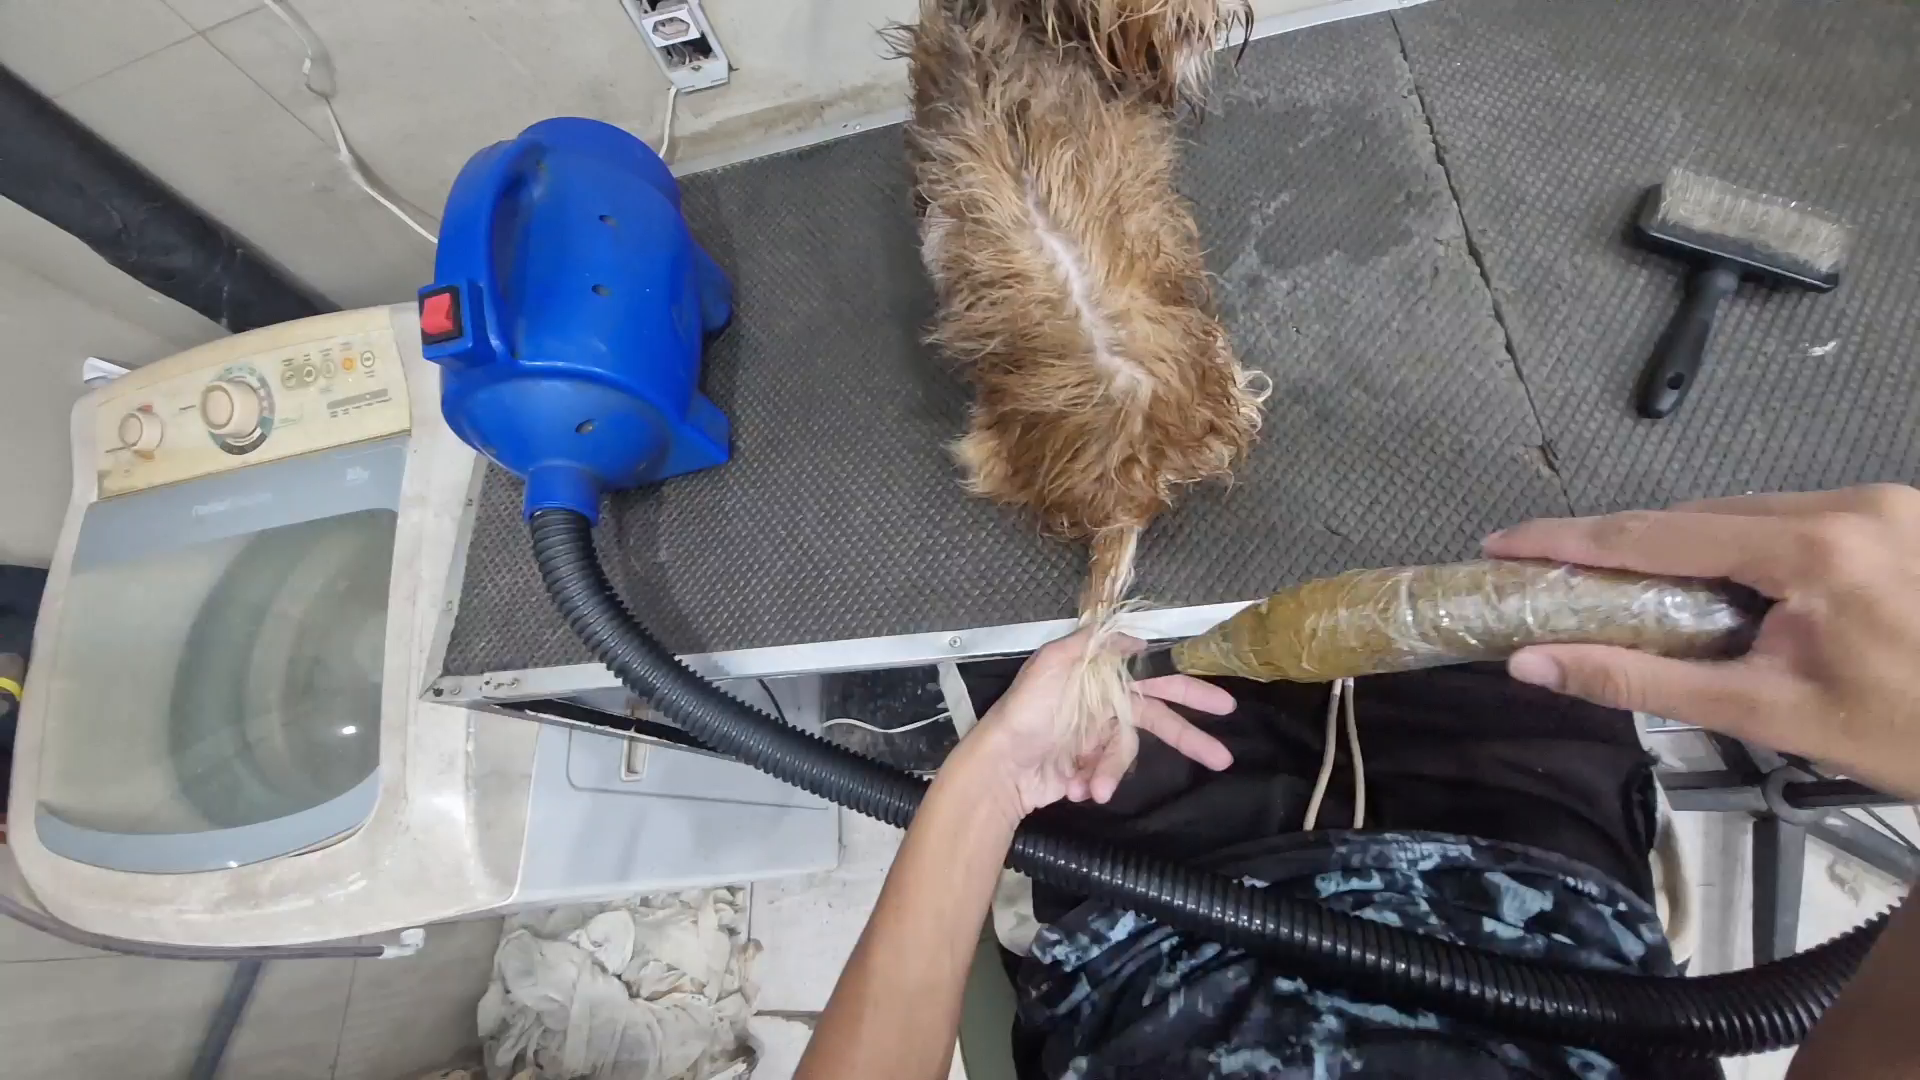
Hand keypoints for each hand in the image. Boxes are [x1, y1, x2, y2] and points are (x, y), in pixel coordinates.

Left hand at [948, 629, 1235, 822]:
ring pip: (1125, 754)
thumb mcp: (1053, 664)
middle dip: (1188, 737)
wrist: (999, 766)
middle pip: (1155, 718)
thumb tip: (1137, 639)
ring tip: (1091, 786)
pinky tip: (1073, 786)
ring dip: (1110, 770)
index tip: (1221, 704)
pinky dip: (1093, 781)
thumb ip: (1093, 645)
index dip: (1186, 688)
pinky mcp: (1087, 767)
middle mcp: (1102, 704)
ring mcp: (1095, 738)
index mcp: (1098, 676)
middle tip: (1223, 759)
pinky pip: (1107, 775)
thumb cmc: (1025, 711)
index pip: (1152, 677)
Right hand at [1484, 484, 1919, 798]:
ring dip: (1671, 546)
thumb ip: (1637, 681)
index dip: (1562, 537)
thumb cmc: (1916, 734)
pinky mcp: (1902, 514)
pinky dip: (1726, 545)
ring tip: (1630, 588)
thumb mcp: (1767, 714)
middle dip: (1614, 543)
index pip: (1650, 533)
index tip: (1498, 542)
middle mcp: (1850, 504)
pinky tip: (1719, 585)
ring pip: (1733, 512)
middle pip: (1690, 515)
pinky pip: (1779, 517)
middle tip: (1553, 574)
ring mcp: (1885, 503)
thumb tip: (1526, 664)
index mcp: (1814, 548)